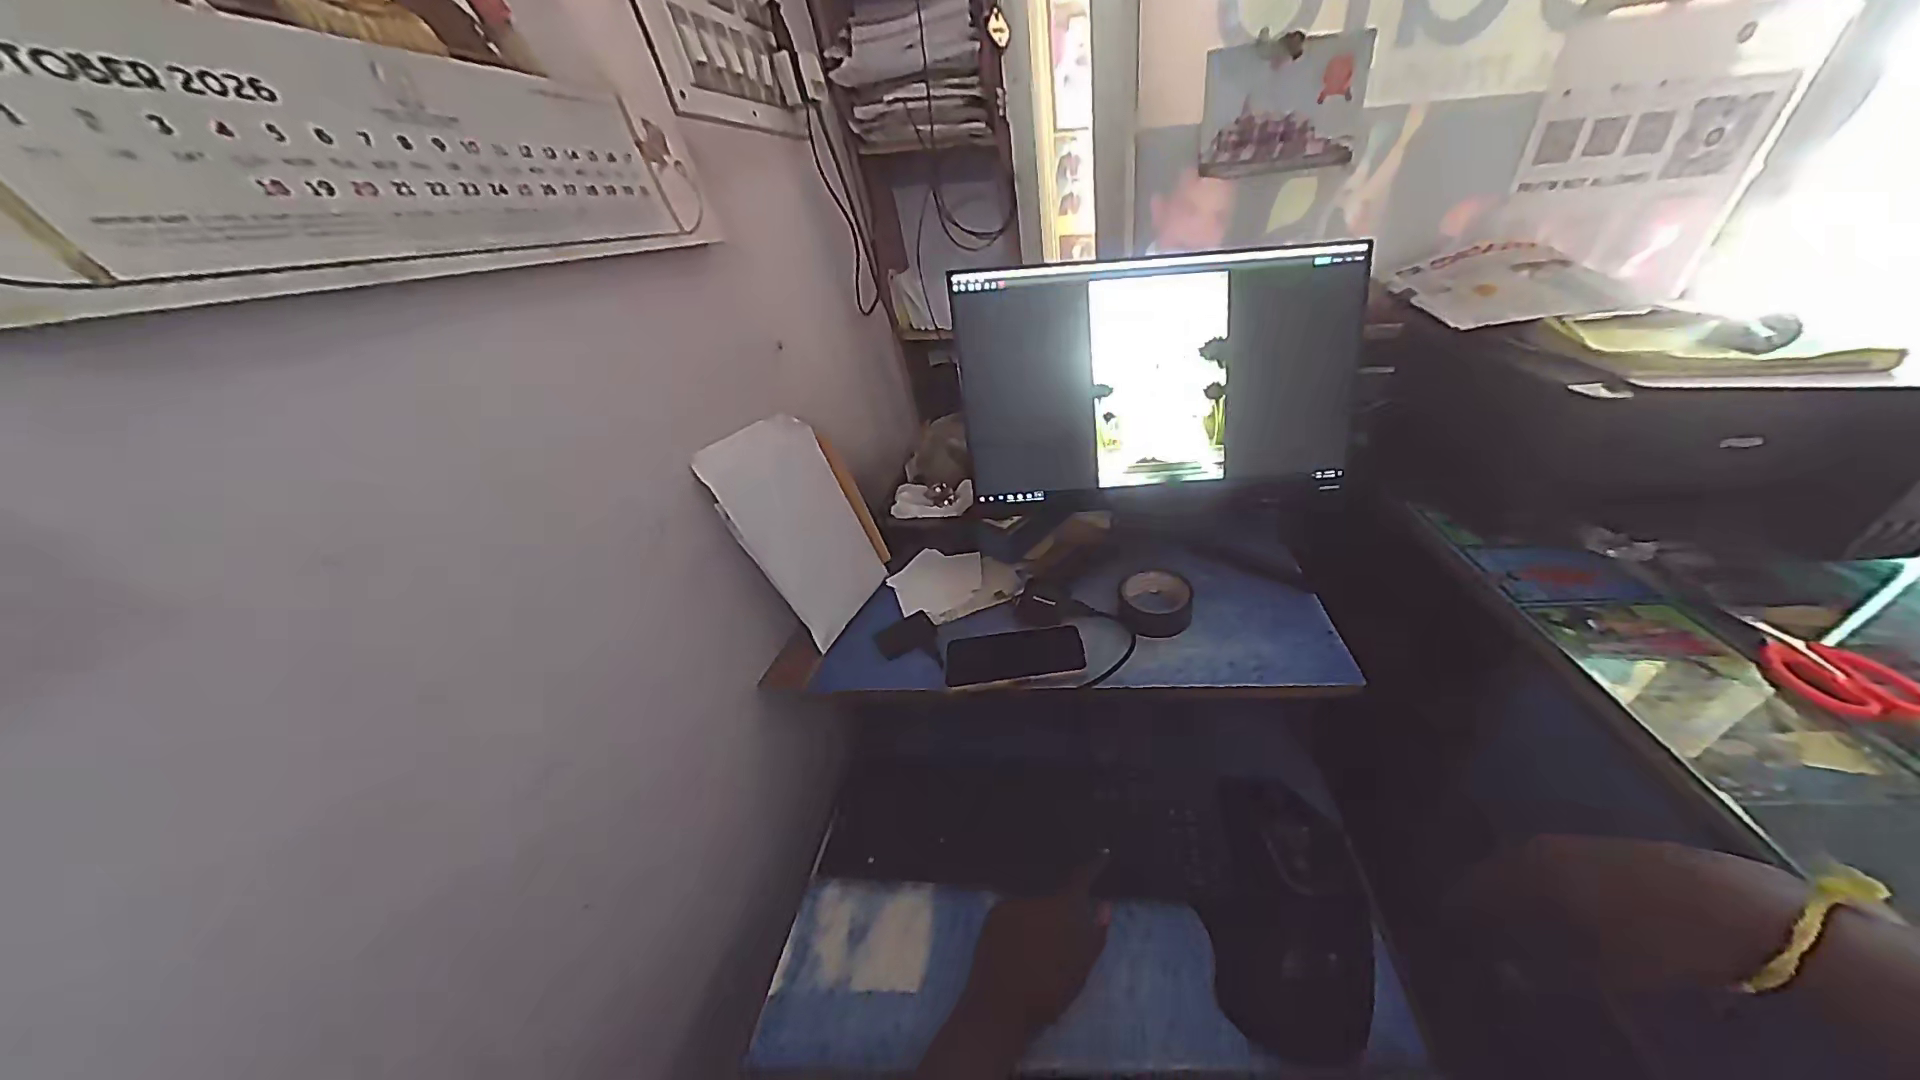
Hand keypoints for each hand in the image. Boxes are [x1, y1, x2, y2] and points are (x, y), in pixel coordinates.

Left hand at [963, 856, 1113, 1036]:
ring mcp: (1014, 902)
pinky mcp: (995, 913)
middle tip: (1061, 941)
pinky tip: (1017, 947)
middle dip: (1061, 912)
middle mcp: (1039, 896)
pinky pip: (1015, 913)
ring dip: (1039, 920)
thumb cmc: (1048, 991)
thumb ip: (1096, 934)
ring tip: (1036, 951)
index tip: (1102, 855)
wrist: (1000, 1004)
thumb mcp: (1081, 969)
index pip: (1082, 877)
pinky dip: (1020, 924)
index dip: (1094, 866)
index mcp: (1064, 907)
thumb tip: (1104, 905)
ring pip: (1035, 906)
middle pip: (1056, 897)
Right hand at [1448, 834, 1808, 989]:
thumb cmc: (1662, 943)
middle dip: (1487, 890)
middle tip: (1473, 912)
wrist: (1748, 913)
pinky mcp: (1617, 847)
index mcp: (1532, 867)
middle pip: (1503, 867)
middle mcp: (1547, 847)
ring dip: (1518, 882)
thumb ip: (1547, 970)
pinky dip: (1550, 878)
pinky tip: (1561, 900)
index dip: (1460, 904)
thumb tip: (1501, 973)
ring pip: (1533, 861)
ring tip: (1514, 909)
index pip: (1478, 883)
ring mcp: (1584, 843)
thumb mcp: (1605, 970)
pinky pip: (1564, 861)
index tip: (1446, 919)